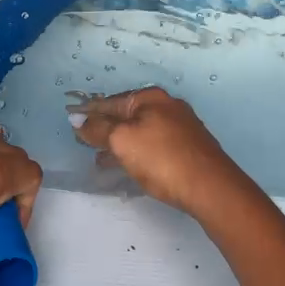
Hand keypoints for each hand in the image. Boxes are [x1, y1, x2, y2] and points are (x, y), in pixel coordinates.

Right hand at [68, 87, 246, 215]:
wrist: (212, 188)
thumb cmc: (161, 158)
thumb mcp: (121, 140)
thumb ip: (97, 129)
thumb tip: (78, 119)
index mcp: (150, 97)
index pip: (110, 102)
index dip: (89, 112)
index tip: (72, 119)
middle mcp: (167, 106)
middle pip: (127, 116)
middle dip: (105, 129)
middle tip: (85, 142)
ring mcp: (182, 127)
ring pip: (142, 132)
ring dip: (121, 144)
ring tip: (101, 160)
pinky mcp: (190, 148)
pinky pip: (155, 145)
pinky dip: (138, 152)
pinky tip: (130, 167)